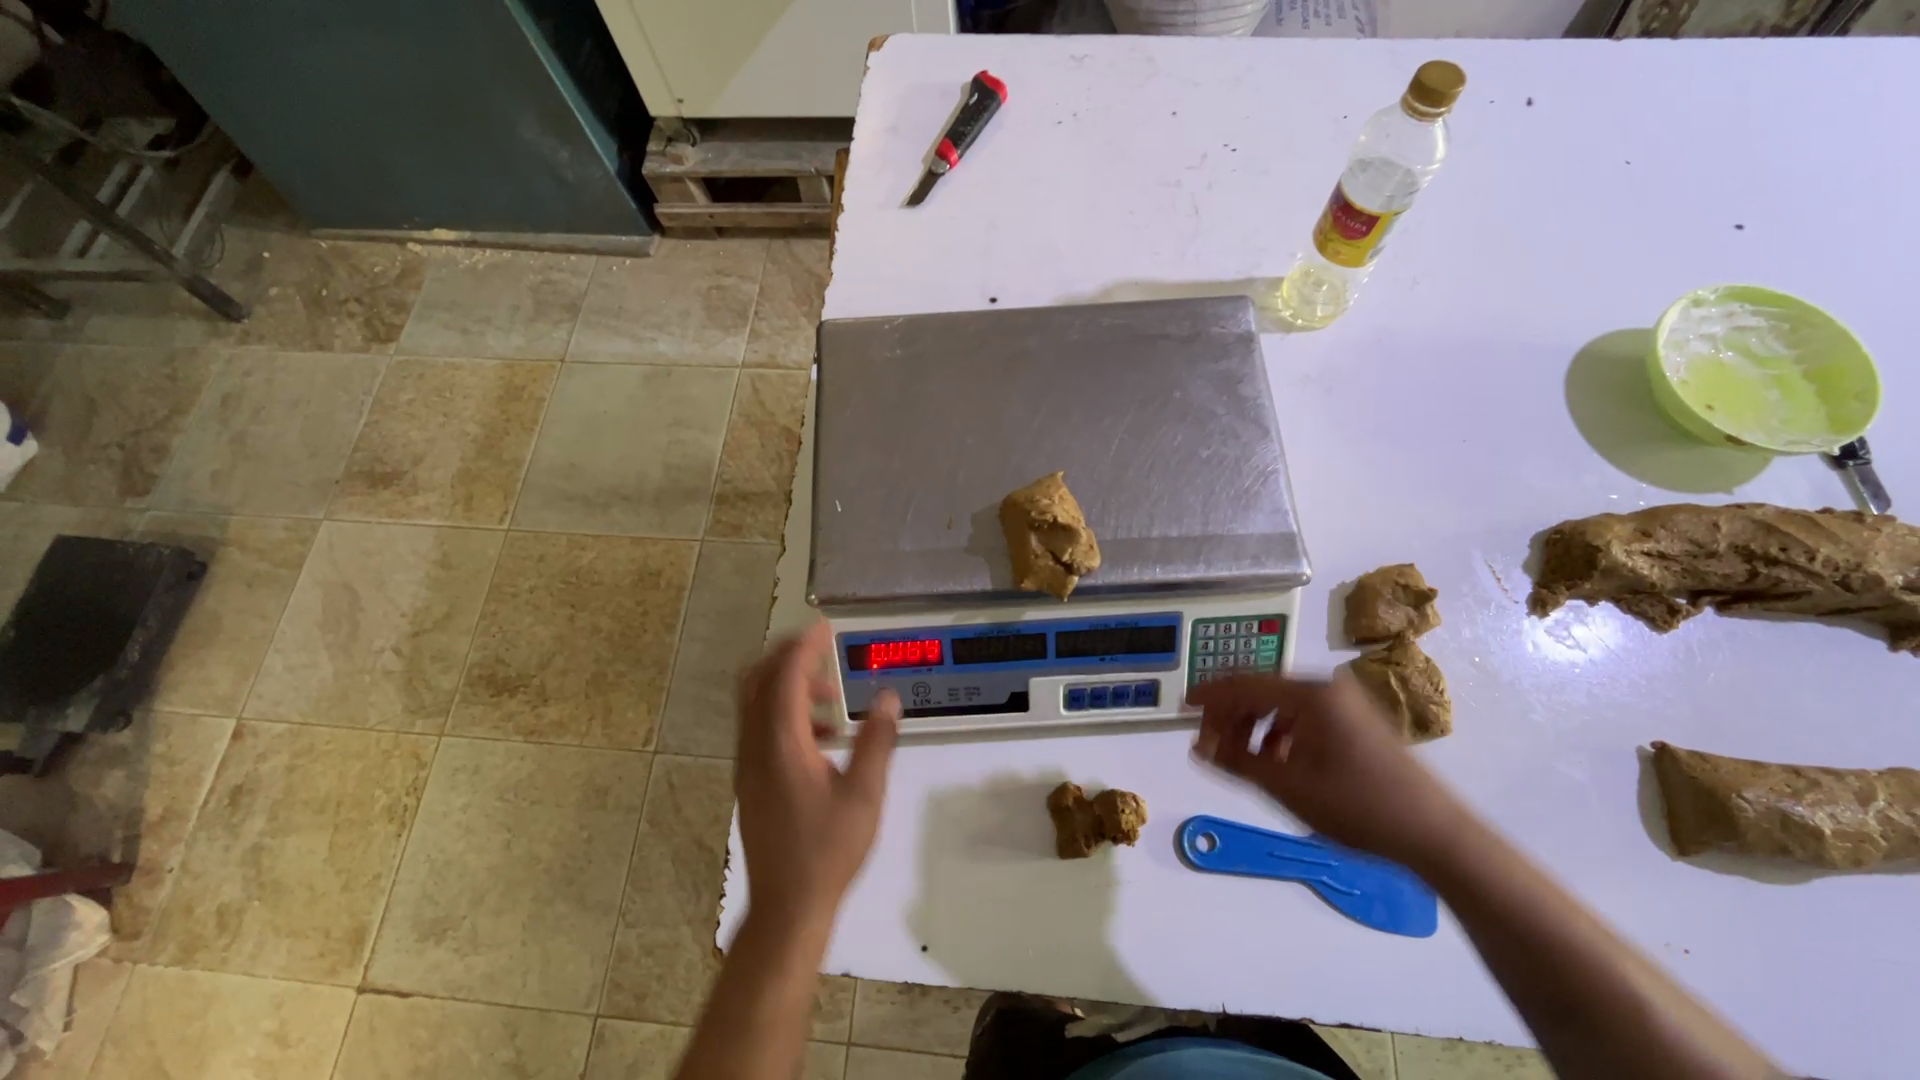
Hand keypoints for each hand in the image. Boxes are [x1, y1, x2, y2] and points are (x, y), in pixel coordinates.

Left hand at [735, 621, 899, 929]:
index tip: (825, 628)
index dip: (804, 647)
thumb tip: (888, 698)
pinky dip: (784, 715)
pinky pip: (759, 729)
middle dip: (787, 659)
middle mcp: (755, 748)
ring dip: (787, 688)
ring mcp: (748, 766)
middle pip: (756, 681)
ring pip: (754, 705)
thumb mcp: (864, 795)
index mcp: (780, 745)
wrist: (787, 906)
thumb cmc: (828, 851)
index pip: (784, 677)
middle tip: (822, 653)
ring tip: (831, 701)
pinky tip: (822, 740)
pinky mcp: (751, 782)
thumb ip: (876, 742)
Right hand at [1188, 673, 1468, 867]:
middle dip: (1231, 716)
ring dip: (1255, 727)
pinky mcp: (1357, 722)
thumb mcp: (1286, 786)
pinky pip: (1304, 717)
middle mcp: (1328, 689)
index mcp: (1311, 695)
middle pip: (1262, 691)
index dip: (1210, 696)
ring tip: (1240, 758)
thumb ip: (1236, 760)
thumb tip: (1197, 746)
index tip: (1183, 710)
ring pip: (1282, 705)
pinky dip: (1280, 734)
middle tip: (1209, 746)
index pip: (1244, 684)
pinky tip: (1276, 762)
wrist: (1432, 832)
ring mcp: (1346, 704)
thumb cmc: (1356, 807)